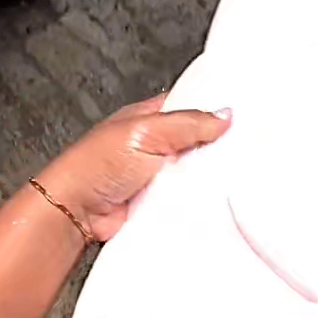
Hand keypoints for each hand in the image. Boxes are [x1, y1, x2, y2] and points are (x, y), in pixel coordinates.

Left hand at [33, 94, 230, 240]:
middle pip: (194, 142)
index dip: (212, 109)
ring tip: (223, 175)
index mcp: (147, 118)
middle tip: (238, 149)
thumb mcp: (146, 132)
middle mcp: (151, 145)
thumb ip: (187, 123)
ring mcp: (154, 175)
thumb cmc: (95, 165)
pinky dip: (193, 200)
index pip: (187, 106)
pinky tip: (205, 199)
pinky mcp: (155, 202)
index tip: (240, 115)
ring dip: (203, 177)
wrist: (77, 211)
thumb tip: (222, 115)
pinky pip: (184, 199)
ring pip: (192, 173)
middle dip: (212, 147)